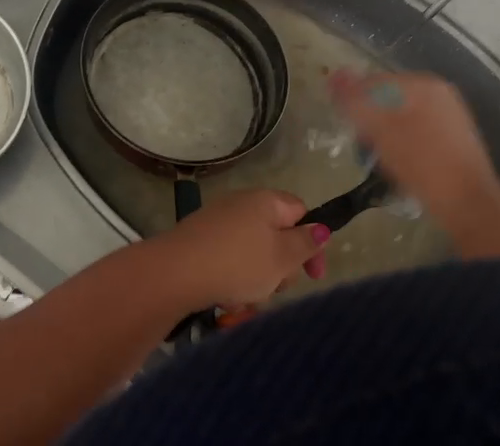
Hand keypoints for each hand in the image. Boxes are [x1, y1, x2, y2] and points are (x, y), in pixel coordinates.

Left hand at [146, 189, 328, 308]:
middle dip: (281, 268)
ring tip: (247, 296)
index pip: (300, 211)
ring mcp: (219, 223)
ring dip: (258, 282)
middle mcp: (240, 205)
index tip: (313, 274)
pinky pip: (231, 263)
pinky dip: (234, 281)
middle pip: (277, 237)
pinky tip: (228, 298)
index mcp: (264, 201)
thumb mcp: (282, 256)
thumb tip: (321, 227)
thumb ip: (305, 243)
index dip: (312, 241)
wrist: (179, 271)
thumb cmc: (239, 262)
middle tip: (274, 285)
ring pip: (255, 257)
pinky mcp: (202, 241)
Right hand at [329, 70, 497, 218]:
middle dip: (370, 114)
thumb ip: (354, 100)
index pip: (372, 81)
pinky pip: (415, 125)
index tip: (345, 123)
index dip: (353, 100)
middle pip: (387, 96)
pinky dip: (401, 136)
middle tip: (361, 139)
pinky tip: (399, 157)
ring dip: (384, 127)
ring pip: (399, 112)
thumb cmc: (421, 163)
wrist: (467, 203)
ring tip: (379, 152)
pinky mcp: (453, 134)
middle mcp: (438, 92)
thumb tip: (333, 77)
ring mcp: (449, 112)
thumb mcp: (380, 129)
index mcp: (422, 84)